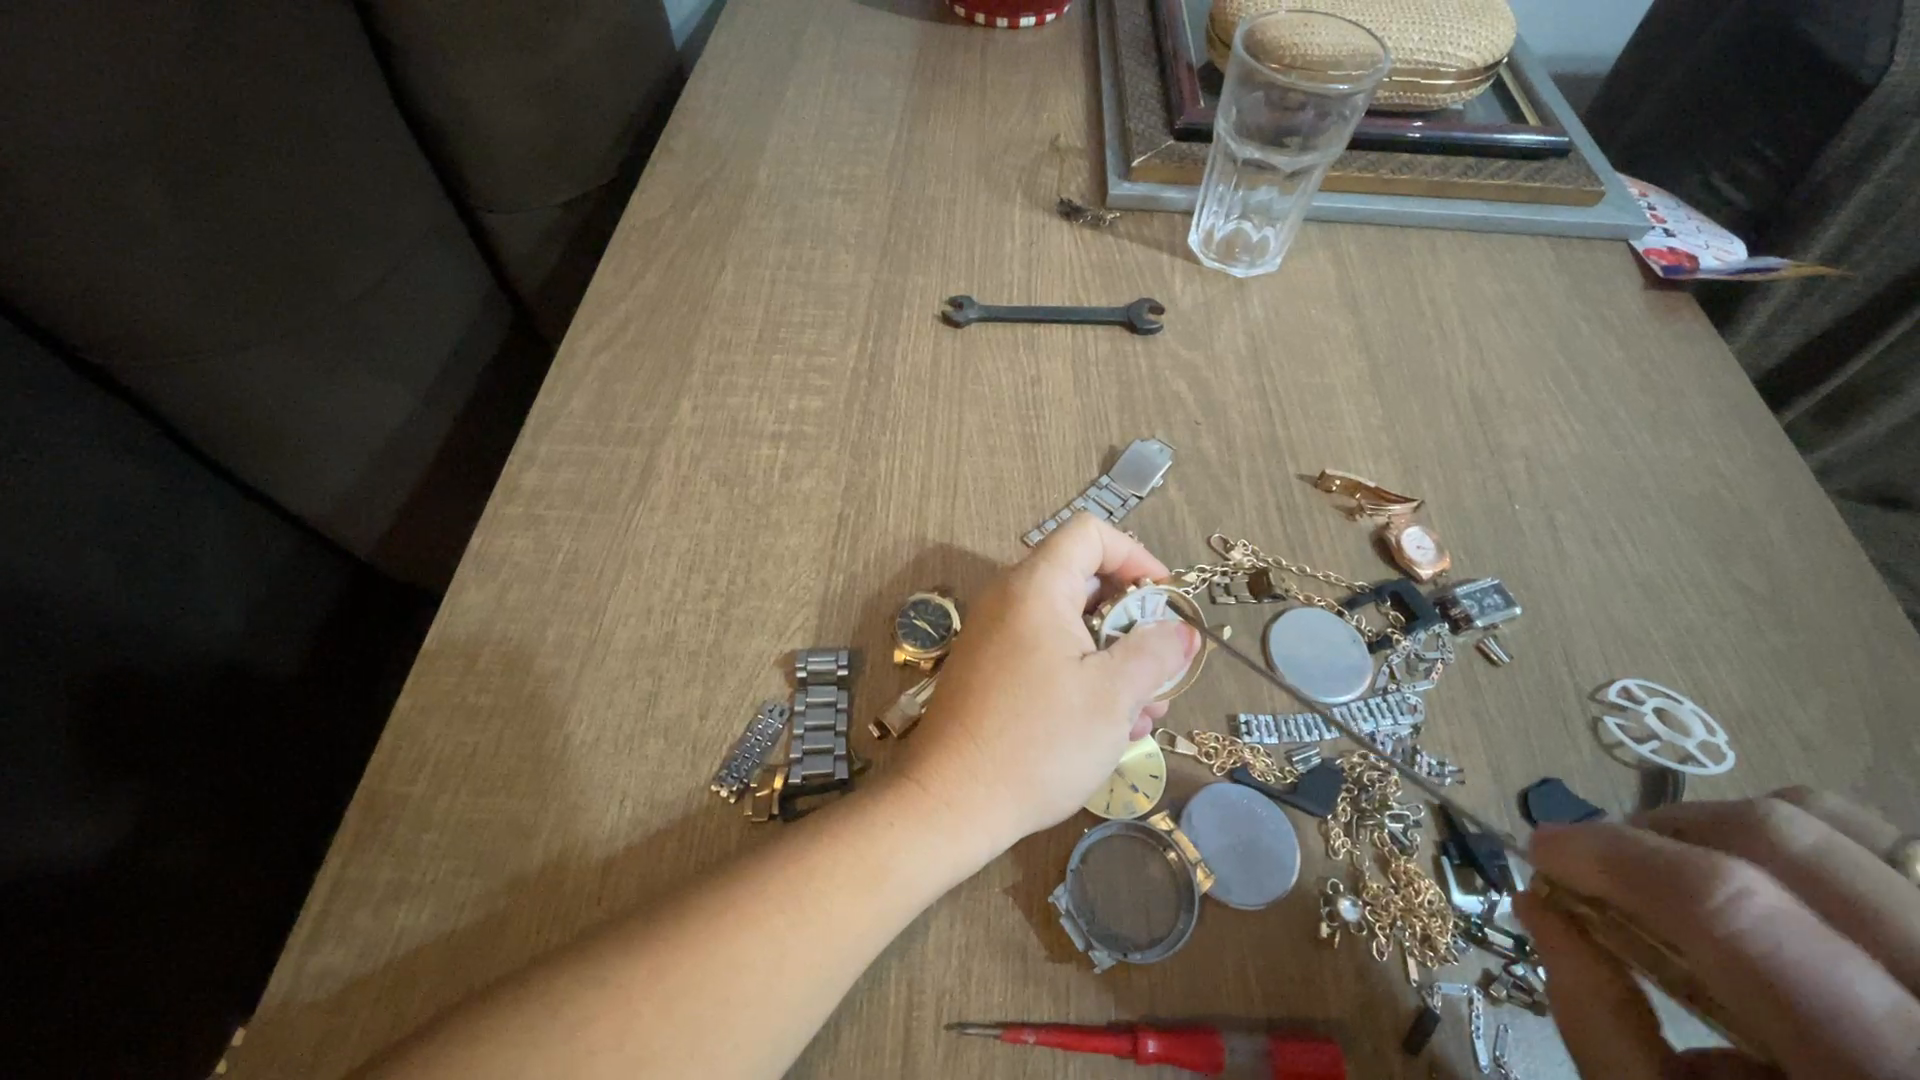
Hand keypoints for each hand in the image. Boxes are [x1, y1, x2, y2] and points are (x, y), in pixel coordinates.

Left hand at [895, 515, 1199, 850]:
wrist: (951, 802)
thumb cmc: (1038, 741)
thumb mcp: (1112, 695)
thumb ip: (1155, 653)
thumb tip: (1183, 630)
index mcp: (1035, 588)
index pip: (1089, 534)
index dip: (1135, 556)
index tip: (1165, 602)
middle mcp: (1008, 602)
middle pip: (1082, 583)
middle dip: (1132, 622)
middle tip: (1163, 668)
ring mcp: (995, 640)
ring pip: (1069, 630)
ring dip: (1114, 661)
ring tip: (1144, 712)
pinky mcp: (989, 675)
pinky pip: (1046, 658)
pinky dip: (1082, 679)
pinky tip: (1110, 728)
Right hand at [1516, 788, 1919, 1079]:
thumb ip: (1601, 1020)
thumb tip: (1538, 906)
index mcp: (1878, 1066)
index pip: (1729, 908)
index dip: (1615, 857)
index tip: (1543, 850)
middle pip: (1783, 843)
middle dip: (1656, 832)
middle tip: (1600, 861)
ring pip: (1840, 825)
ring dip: (1724, 828)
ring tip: (1675, 868)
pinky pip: (1885, 844)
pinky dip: (1800, 842)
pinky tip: (1761, 889)